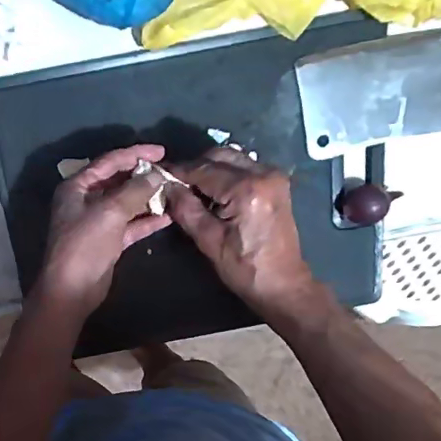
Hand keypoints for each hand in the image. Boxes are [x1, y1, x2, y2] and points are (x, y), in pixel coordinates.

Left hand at [34, 144, 172, 317]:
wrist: (72, 288)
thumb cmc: (85, 245)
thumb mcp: (110, 212)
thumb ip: (135, 190)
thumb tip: (156, 175)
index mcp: (77, 187)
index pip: (109, 162)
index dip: (135, 154)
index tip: (161, 151)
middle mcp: (85, 200)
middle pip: (118, 181)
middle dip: (144, 177)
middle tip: (170, 171)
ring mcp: (97, 222)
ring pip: (127, 203)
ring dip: (148, 198)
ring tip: (173, 191)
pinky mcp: (108, 241)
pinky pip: (131, 224)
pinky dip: (147, 220)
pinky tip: (167, 216)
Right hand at [168, 148, 327, 322]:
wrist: (282, 284)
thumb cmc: (245, 268)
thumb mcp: (209, 241)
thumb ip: (186, 209)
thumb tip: (166, 187)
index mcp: (247, 188)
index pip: (203, 170)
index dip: (178, 172)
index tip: (158, 175)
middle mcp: (263, 173)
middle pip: (219, 156)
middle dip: (195, 168)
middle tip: (175, 185)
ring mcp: (274, 176)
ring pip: (232, 158)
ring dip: (210, 170)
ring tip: (194, 191)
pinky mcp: (277, 183)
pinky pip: (244, 167)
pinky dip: (226, 174)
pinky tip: (215, 194)